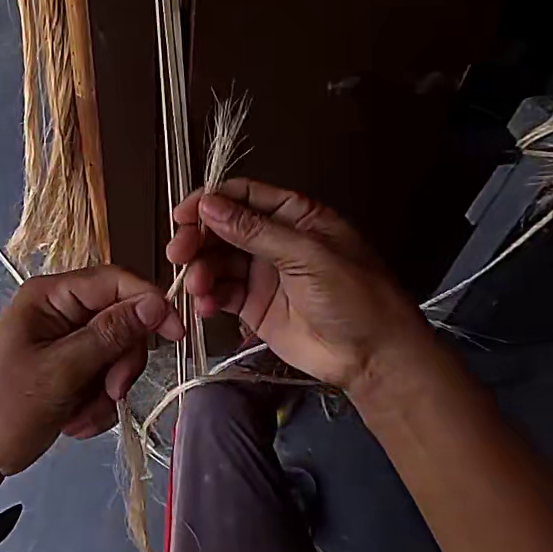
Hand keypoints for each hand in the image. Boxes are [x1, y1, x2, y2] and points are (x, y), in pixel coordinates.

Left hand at [0, 265, 183, 522]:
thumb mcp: (60, 372)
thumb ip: (111, 334)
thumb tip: (158, 301)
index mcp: (50, 296)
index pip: (116, 282)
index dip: (151, 304)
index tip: (177, 335)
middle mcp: (59, 312)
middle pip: (121, 321)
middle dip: (121, 362)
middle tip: (112, 393)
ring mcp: (61, 343)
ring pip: (114, 355)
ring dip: (106, 391)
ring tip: (80, 418)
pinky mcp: (63, 371)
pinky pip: (100, 378)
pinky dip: (95, 404)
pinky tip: (73, 423)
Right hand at [165, 178, 436, 392]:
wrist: (373, 356)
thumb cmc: (357, 297)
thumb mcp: (308, 256)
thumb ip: (257, 231)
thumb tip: (212, 206)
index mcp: (296, 216)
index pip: (245, 196)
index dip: (211, 201)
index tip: (184, 214)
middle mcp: (276, 240)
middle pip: (224, 228)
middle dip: (198, 237)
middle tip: (179, 252)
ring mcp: (264, 273)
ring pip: (218, 261)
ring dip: (200, 270)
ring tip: (197, 286)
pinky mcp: (256, 305)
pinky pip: (222, 293)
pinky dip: (208, 297)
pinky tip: (206, 306)